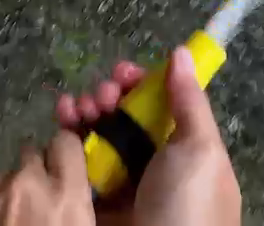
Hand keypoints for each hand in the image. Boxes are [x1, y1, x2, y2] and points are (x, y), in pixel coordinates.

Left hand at [0, 130, 95, 225]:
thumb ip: (75, 215)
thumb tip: (71, 206)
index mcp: (64, 199)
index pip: (66, 144)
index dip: (64, 156)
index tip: (63, 170)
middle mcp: (25, 182)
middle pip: (30, 156)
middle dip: (33, 177)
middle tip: (32, 209)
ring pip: (0, 178)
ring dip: (4, 197)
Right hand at [53, 48, 241, 225]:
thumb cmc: (188, 209)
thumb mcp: (202, 153)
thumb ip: (190, 103)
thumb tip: (182, 52)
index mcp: (185, 154)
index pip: (159, 105)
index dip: (140, 83)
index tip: (123, 73)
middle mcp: (152, 164)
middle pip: (123, 112)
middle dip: (107, 94)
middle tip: (100, 97)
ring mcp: (119, 181)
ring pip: (96, 128)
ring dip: (84, 107)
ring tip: (76, 109)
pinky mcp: (90, 196)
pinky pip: (74, 153)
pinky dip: (65, 130)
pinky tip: (61, 117)